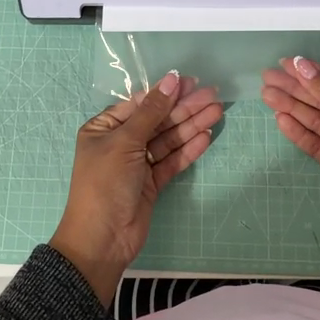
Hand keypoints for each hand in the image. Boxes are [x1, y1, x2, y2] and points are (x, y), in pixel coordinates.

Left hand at [50, 71, 222, 304]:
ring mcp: (137, 163)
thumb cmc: (105, 183)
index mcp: (105, 128)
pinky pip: (171, 160)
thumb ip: (151, 112)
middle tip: (213, 95)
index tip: (191, 82)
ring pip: (168, 139)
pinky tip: (206, 137)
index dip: (165, 93)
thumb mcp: (125, 142)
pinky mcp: (151, 183)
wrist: (102, 240)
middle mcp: (120, 142)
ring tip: (217, 111)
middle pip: (158, 120)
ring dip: (191, 126)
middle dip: (184, 108)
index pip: (140, 104)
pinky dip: (188, 150)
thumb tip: (172, 79)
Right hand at [262, 56, 319, 305]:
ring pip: (316, 119)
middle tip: (267, 77)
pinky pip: (316, 142)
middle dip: (296, 88)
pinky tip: (281, 119)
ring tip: (266, 95)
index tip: (285, 63)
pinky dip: (299, 131)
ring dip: (292, 107)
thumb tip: (302, 64)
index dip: (312, 71)